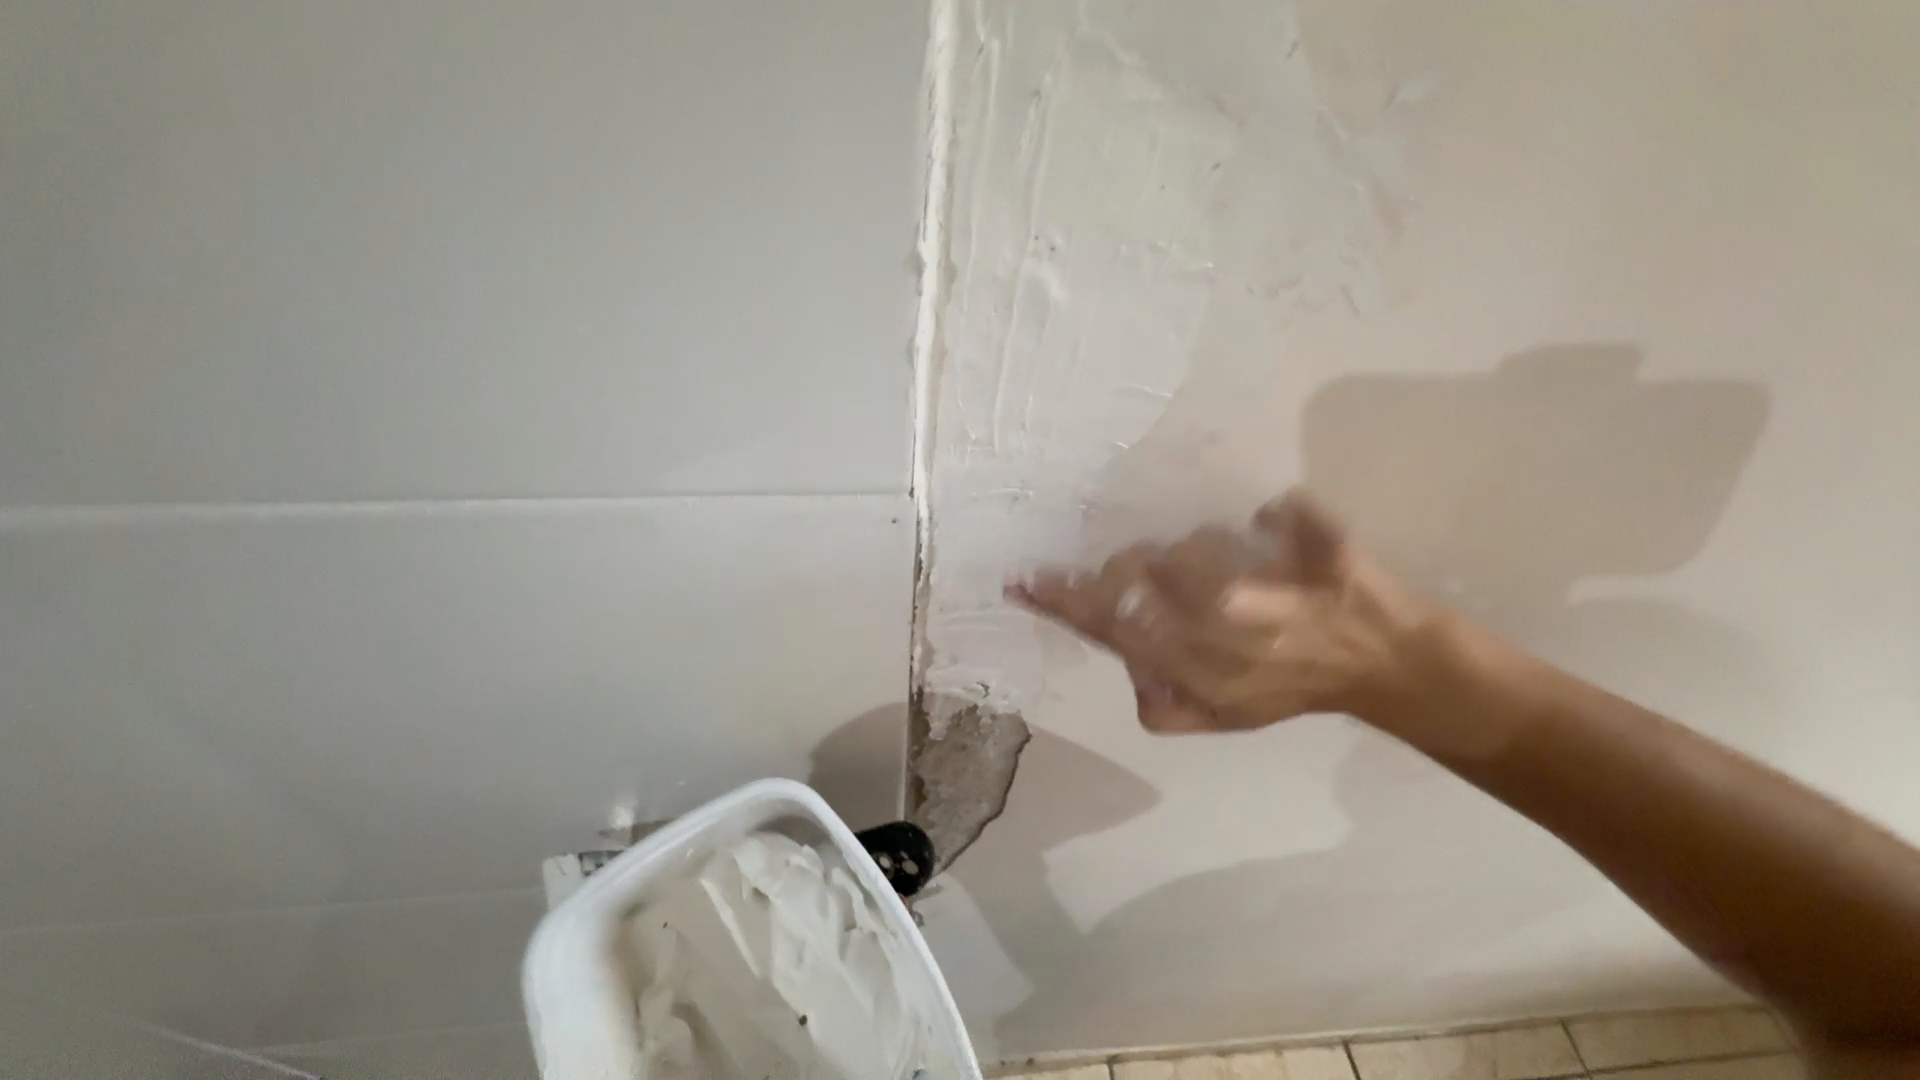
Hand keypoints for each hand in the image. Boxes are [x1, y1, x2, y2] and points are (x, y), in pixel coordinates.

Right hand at [1005, 490, 1433, 734]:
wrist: (1391, 668)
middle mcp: (1227, 635)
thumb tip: (1128, 666)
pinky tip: (1285, 539)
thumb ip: (1163, 706)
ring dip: (1209, 549)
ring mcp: (1278, 596)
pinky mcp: (1329, 557)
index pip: (1114, 630)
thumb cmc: (1293, 688)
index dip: (1066, 601)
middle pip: (1141, 572)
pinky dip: (1280, 520)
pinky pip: (1278, 514)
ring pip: (1198, 543)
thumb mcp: (1222, 718)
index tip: (1026, 578)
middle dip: (1139, 566)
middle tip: (1161, 571)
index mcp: (1198, 673)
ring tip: (1240, 571)